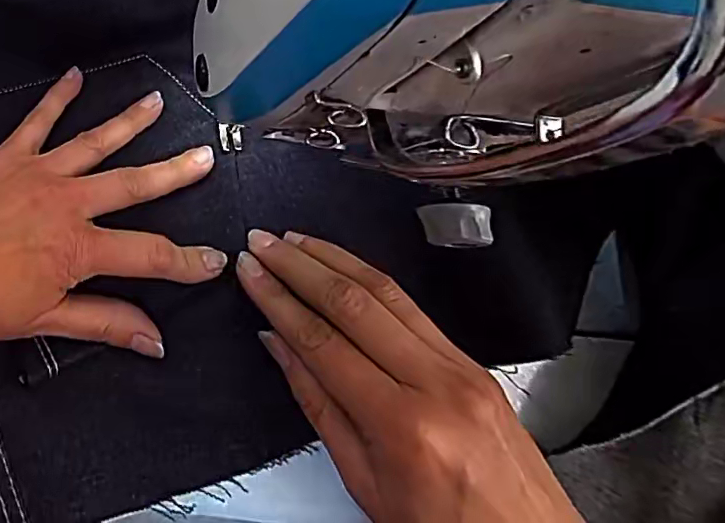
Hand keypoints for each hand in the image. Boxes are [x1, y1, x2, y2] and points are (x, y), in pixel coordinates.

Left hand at [0, 68, 226, 356]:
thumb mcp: (40, 322)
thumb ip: (102, 323)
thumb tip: (152, 340)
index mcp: (78, 248)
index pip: (148, 255)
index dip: (187, 262)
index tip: (214, 261)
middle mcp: (68, 203)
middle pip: (135, 184)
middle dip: (176, 172)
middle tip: (206, 155)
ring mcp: (41, 173)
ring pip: (97, 142)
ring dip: (130, 121)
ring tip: (157, 102)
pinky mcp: (10, 157)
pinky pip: (38, 120)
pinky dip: (58, 96)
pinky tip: (75, 75)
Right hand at [237, 231, 583, 522]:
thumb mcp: (366, 485)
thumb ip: (318, 406)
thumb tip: (280, 345)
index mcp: (404, 428)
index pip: (323, 343)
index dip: (279, 301)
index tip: (253, 275)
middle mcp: (436, 384)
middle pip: (352, 302)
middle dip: (298, 265)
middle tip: (263, 242)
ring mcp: (459, 365)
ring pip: (384, 289)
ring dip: (332, 257)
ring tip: (294, 240)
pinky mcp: (471, 358)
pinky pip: (412, 303)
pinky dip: (369, 275)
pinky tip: (343, 262)